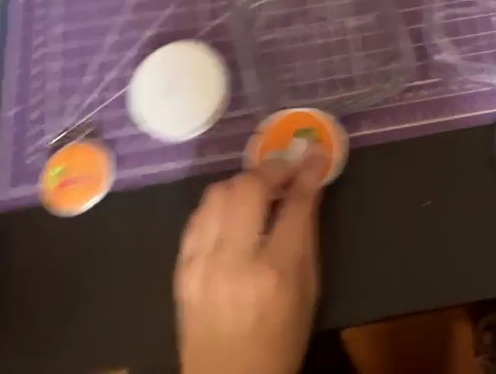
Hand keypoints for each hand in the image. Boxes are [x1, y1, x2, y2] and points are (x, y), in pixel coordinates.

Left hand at [176, 151, 328, 373]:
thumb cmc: (280, 341)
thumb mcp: (308, 291)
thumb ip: (307, 235)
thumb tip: (310, 188)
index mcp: (275, 273)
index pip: (295, 205)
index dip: (307, 172)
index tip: (314, 153)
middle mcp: (234, 262)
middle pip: (249, 188)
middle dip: (271, 169)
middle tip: (287, 169)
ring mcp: (201, 264)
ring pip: (218, 193)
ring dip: (243, 183)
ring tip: (260, 190)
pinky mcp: (181, 268)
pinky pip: (198, 216)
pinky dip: (218, 205)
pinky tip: (233, 213)